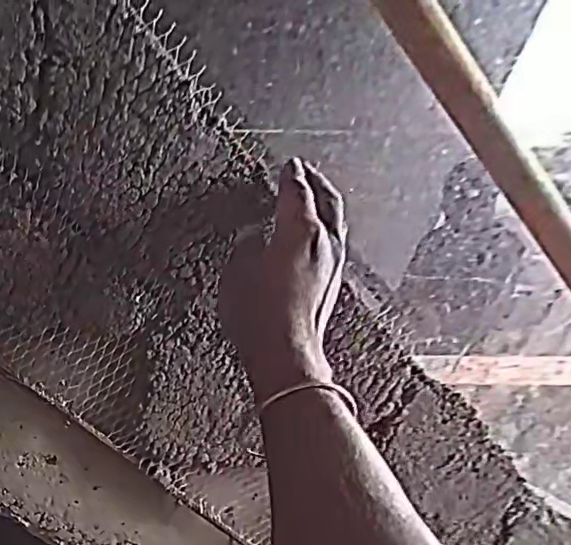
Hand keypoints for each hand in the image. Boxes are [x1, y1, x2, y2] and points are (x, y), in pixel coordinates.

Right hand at [219, 158, 346, 401]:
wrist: (285, 353)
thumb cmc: (260, 317)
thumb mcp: (237, 276)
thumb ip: (245, 248)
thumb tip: (251, 237)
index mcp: (301, 231)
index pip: (296, 192)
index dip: (290, 176)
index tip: (287, 167)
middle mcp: (324, 242)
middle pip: (327, 200)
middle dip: (315, 184)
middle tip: (304, 176)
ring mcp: (333, 264)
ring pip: (333, 222)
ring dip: (321, 209)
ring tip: (309, 206)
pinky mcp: (331, 285)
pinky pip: (329, 247)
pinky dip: (320, 235)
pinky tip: (308, 243)